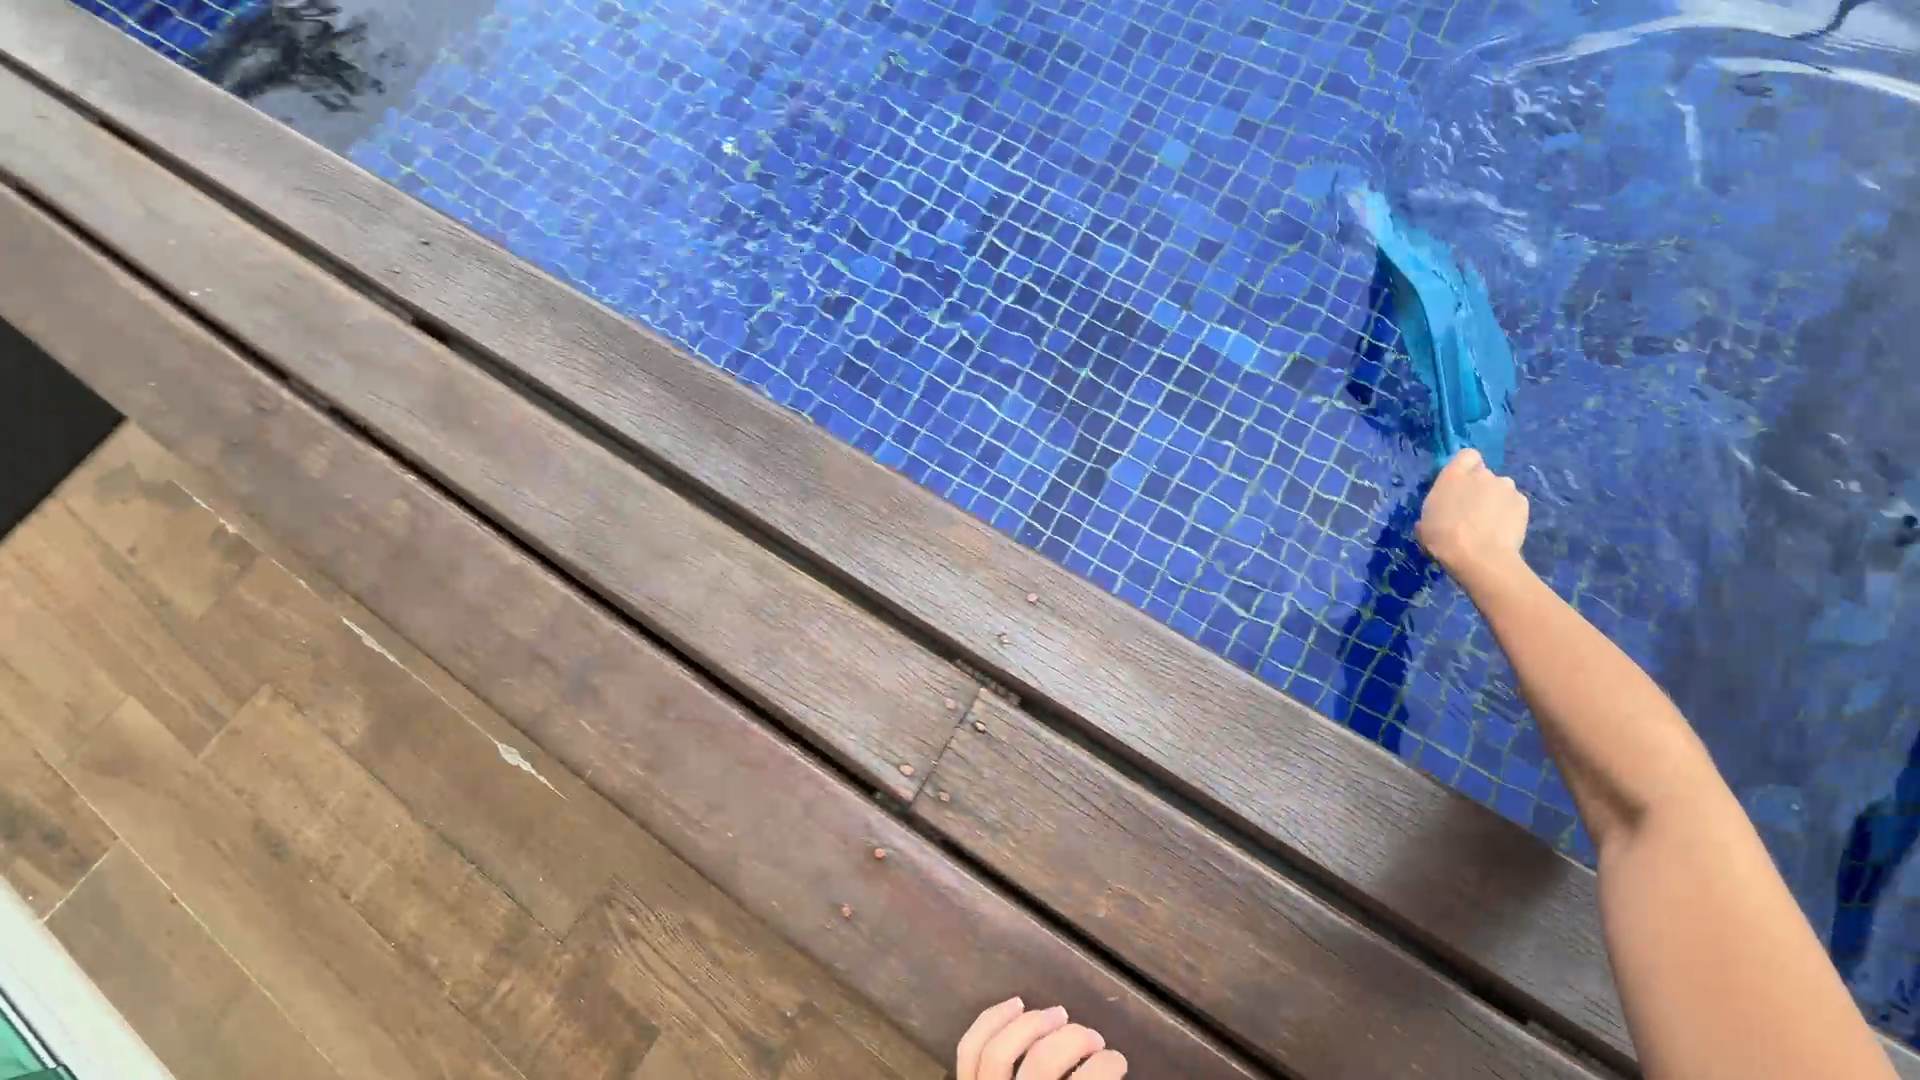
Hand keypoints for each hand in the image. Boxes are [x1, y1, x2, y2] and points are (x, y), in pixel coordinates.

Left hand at [956, 998, 1126, 1079]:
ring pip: (1000, 1051)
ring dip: (1033, 1023)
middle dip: (1073, 1040)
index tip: (1120, 1060)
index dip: (1104, 1068)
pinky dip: (991, 1020)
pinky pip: (970, 1049)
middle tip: (1096, 1038)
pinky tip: (1016, 1004)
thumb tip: (1110, 1072)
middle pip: (1040, 1063)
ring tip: (1061, 1014)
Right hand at [1415, 449, 1529, 586]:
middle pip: (1484, 474)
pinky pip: (1513, 502)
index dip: (1465, 467)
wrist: (1480, 557)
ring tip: (1489, 522)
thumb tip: (1438, 515)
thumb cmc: (1443, 539)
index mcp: (1453, 476)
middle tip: (1471, 510)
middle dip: (1479, 487)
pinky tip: (1501, 529)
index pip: (1467, 455)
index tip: (1459, 484)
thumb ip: (1436, 508)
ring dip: (1495, 499)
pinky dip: (1508, 512)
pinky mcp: (1522, 503)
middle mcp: (1482, 475)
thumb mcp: (1425, 523)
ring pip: (1500, 488)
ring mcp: (1506, 487)